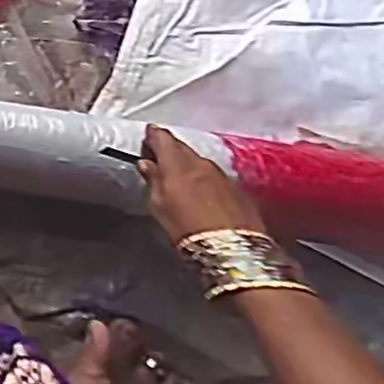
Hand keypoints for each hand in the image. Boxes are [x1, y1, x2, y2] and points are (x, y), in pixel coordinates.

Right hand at [136, 125, 266, 241]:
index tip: (147, 135)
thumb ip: (153, 180)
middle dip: (170, 148)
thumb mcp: (159, 206)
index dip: (153, 135)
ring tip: (179, 174)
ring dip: (188, 163)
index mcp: (177, 163)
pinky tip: (201, 189)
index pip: (163, 138)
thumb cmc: (185, 228)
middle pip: (182, 148)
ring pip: (199, 161)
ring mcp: (221, 174)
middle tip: (160, 155)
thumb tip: (147, 163)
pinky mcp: (237, 188)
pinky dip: (203, 177)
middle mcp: (200, 162)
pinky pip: (214, 175)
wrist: (234, 249)